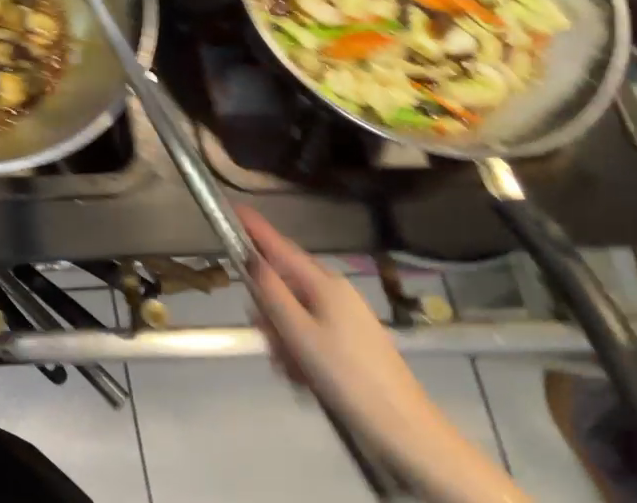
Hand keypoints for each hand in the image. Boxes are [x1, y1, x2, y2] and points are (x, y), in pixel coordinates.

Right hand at [240, 207, 440, 448]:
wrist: (402, 427)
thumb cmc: (346, 374)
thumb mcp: (298, 332)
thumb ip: (270, 293)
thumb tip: (251, 260)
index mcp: (323, 285)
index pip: (280, 247)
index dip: (255, 229)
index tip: (234, 209)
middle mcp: (333, 294)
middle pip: (282, 286)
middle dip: (268, 312)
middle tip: (269, 339)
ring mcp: (343, 317)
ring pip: (292, 314)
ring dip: (282, 338)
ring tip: (291, 368)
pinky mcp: (348, 341)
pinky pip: (308, 334)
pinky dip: (298, 351)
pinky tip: (304, 376)